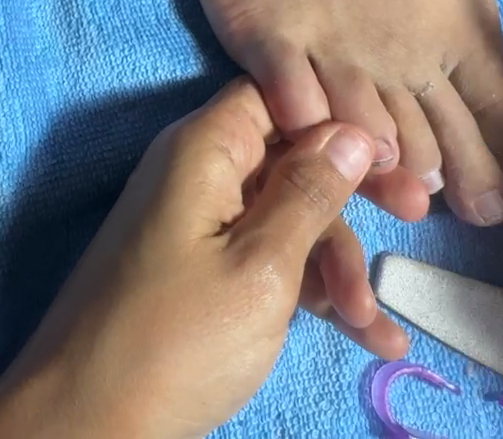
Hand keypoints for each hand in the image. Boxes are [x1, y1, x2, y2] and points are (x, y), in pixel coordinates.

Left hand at [0, 79, 408, 438]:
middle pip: (288, 157)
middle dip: (351, 197)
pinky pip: (264, 255)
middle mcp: (199, 170)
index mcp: (204, 147)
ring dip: (335, 264)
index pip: (277, 96)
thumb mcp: (261, 266)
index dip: (337, 117)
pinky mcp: (201, 266)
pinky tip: (365, 336)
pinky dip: (308, 288)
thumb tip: (351, 130)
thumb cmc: (178, 336)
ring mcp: (199, 220)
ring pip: (284, 215)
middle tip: (417, 216)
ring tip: (375, 328)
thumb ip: (309, 193)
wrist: (85, 418)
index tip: (397, 154)